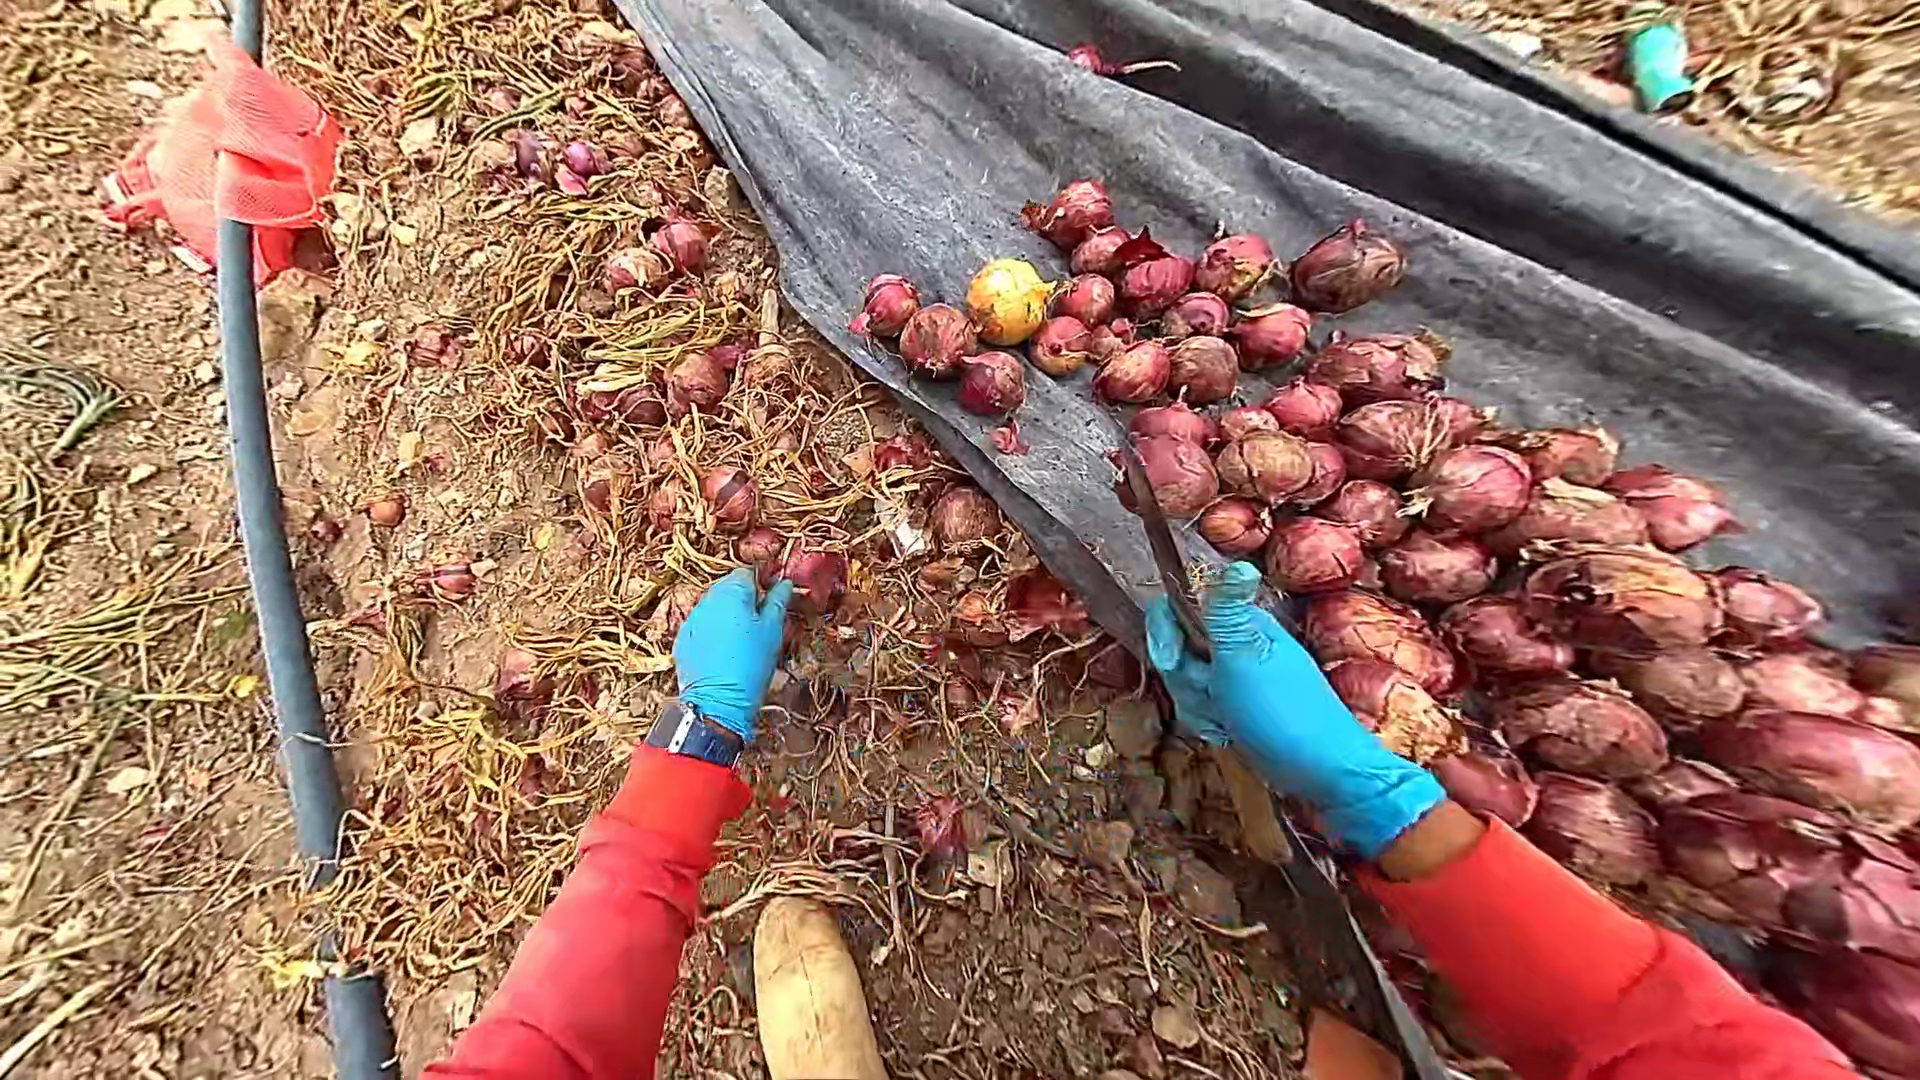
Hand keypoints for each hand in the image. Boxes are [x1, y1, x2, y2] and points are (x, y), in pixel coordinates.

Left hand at [673, 567, 793, 739]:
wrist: (719, 701)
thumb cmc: (752, 662)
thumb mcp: (773, 629)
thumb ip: (778, 600)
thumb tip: (784, 582)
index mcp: (732, 592)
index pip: (748, 572)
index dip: (763, 581)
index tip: (774, 596)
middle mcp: (708, 600)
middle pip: (730, 586)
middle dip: (746, 597)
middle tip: (763, 619)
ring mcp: (692, 619)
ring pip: (716, 605)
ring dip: (731, 613)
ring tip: (745, 636)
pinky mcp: (684, 638)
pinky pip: (704, 624)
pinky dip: (716, 629)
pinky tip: (727, 648)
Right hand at [1144, 562, 1444, 856]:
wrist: (1322, 775)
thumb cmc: (1283, 712)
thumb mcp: (1244, 657)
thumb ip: (1227, 611)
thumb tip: (1239, 563)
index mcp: (1236, 621)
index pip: (1172, 609)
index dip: (1164, 635)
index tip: (1172, 661)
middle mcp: (1230, 641)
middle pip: (1172, 649)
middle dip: (1185, 680)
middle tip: (1213, 695)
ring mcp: (1230, 674)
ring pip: (1180, 681)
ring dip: (1196, 705)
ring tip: (1226, 720)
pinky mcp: (1229, 703)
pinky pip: (1194, 705)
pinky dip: (1205, 721)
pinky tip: (1227, 732)